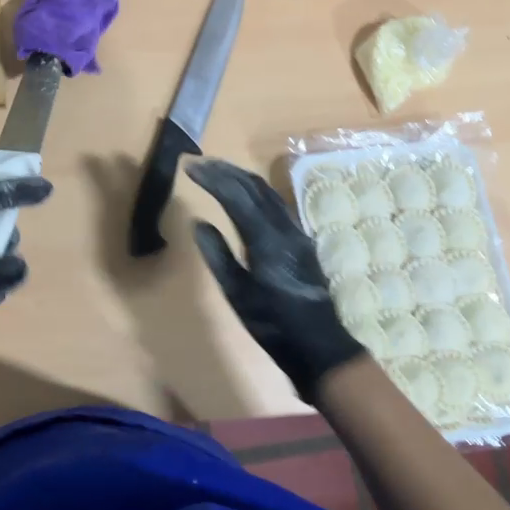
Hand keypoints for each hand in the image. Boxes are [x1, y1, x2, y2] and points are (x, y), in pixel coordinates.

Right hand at [187, 159, 364, 397]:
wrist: (320, 347)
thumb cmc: (274, 326)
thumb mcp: (237, 296)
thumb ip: (218, 256)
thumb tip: (199, 222)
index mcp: (267, 241)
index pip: (236, 196)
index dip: (212, 178)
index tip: (190, 167)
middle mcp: (285, 229)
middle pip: (255, 186)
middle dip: (226, 170)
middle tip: (200, 163)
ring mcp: (297, 233)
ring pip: (268, 192)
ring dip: (241, 177)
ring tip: (218, 171)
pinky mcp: (301, 240)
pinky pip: (276, 204)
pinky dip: (254, 190)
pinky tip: (243, 194)